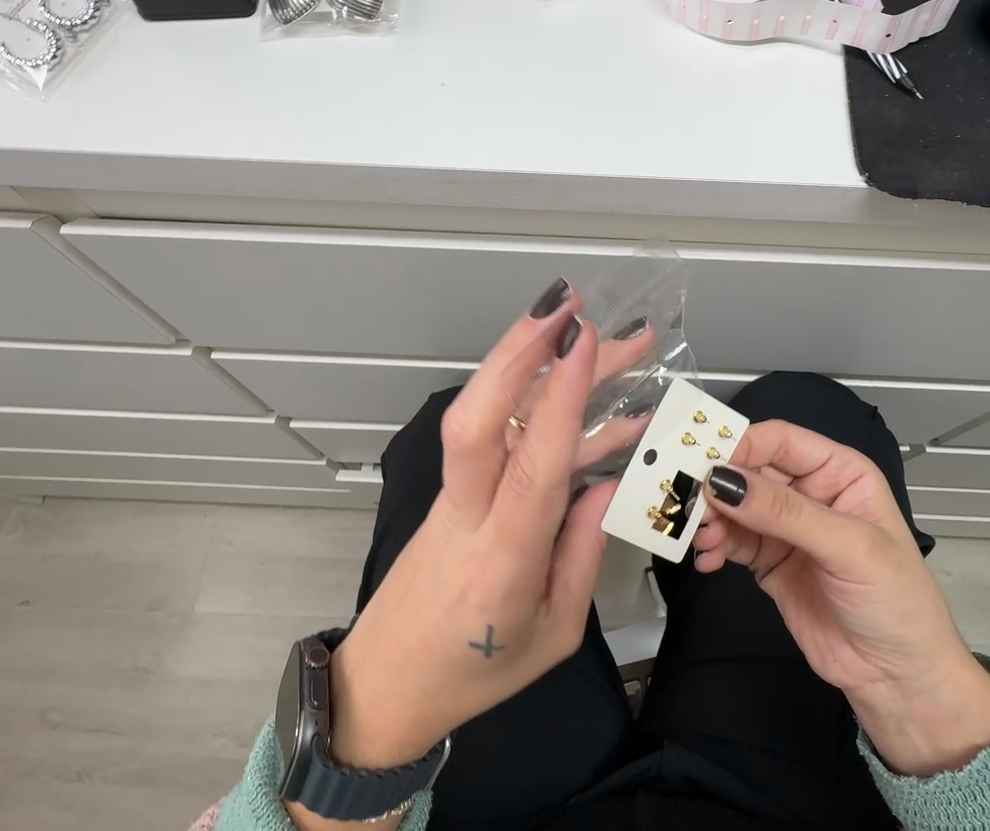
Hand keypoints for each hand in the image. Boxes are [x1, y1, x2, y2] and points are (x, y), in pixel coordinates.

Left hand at [289, 279, 620, 828]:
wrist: (383, 687)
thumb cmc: (472, 675)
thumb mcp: (552, 634)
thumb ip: (581, 554)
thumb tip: (606, 484)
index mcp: (502, 561)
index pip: (532, 465)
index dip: (557, 397)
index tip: (581, 339)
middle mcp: (470, 515)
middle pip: (478, 417)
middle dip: (519, 349)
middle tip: (568, 304)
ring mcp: (452, 498)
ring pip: (482, 415)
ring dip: (529, 363)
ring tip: (587, 328)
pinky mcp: (450, 492)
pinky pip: (496, 440)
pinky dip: (537, 409)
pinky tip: (588, 399)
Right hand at [692, 422, 989, 776]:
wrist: (898, 679)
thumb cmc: (897, 602)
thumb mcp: (848, 548)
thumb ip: (785, 512)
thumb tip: (723, 481)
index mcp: (839, 472)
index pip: (779, 440)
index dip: (741, 445)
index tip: (705, 464)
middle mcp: (809, 492)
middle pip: (748, 470)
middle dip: (717, 484)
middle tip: (691, 504)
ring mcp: (785, 528)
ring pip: (733, 506)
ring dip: (710, 518)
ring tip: (701, 539)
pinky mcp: (767, 561)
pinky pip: (729, 541)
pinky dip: (712, 546)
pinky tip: (707, 560)